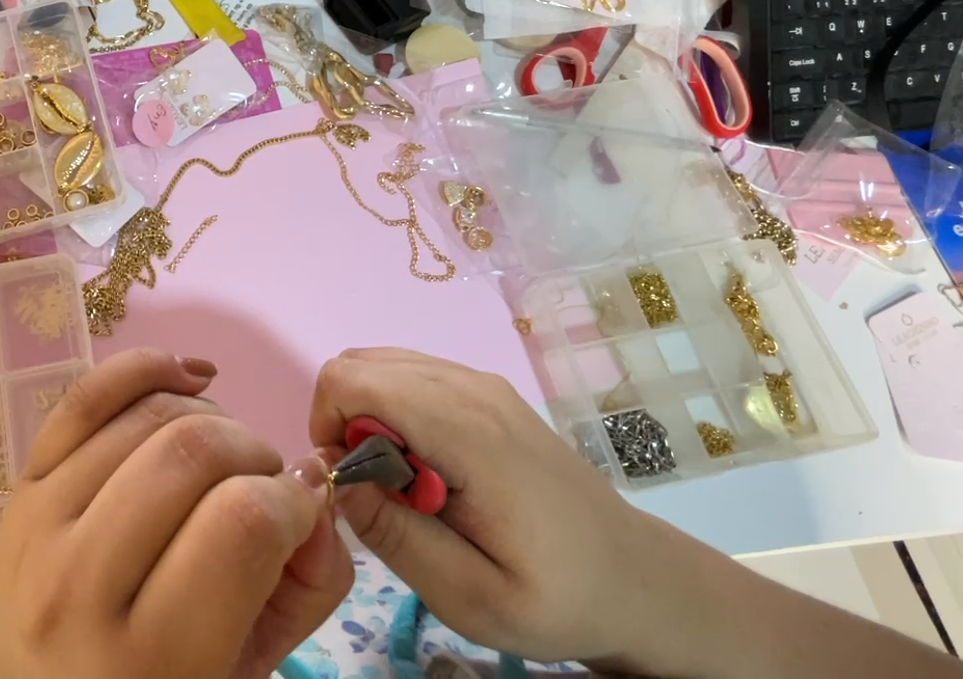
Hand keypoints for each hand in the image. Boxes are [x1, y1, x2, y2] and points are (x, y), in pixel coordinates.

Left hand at [0, 348, 351, 678]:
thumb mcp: (248, 668)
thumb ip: (306, 586)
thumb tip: (313, 489)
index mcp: (147, 658)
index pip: (241, 523)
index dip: (290, 503)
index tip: (298, 511)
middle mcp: (79, 584)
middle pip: (192, 454)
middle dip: (252, 451)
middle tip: (262, 482)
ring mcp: (40, 522)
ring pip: (147, 416)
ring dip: (210, 416)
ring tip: (223, 452)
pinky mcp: (23, 482)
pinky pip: (86, 397)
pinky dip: (147, 368)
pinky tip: (188, 377)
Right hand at [311, 348, 716, 670]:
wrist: (635, 579)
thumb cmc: (556, 597)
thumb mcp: (469, 596)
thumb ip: (393, 534)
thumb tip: (332, 477)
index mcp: (465, 429)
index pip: (351, 381)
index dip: (327, 429)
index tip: (349, 489)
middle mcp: (468, 385)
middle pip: (358, 365)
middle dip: (340, 423)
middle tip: (371, 491)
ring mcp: (479, 381)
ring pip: (378, 365)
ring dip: (363, 417)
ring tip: (396, 483)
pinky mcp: (483, 389)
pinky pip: (406, 375)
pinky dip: (388, 410)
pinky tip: (419, 466)